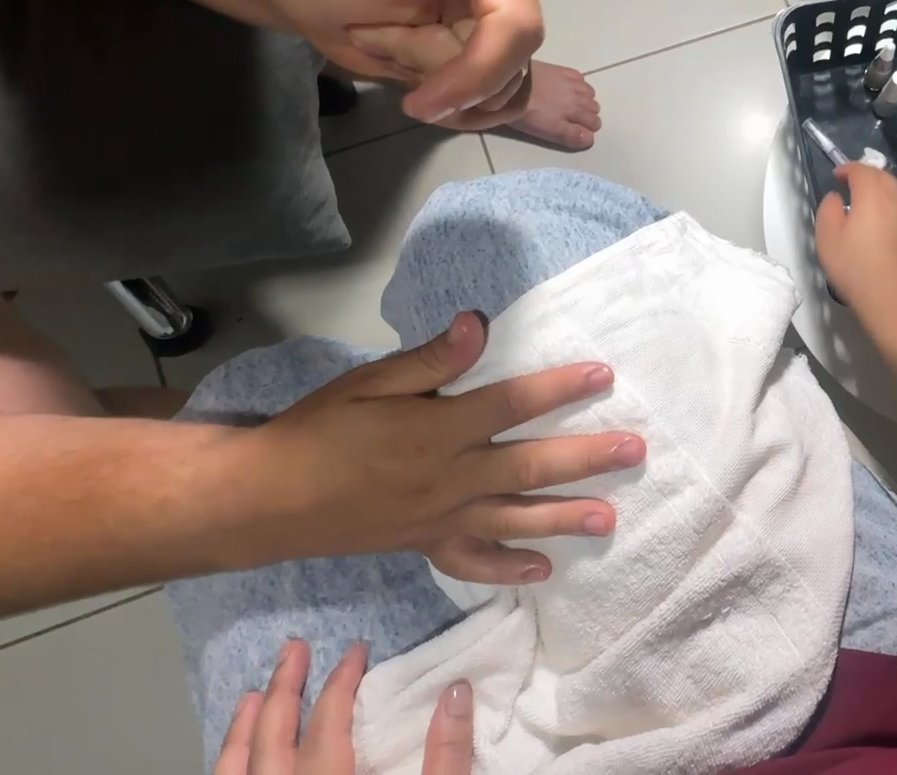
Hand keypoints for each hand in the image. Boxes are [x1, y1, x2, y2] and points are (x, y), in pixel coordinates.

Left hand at [215, 639, 472, 774]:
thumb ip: (446, 755)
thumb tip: (457, 689)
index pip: (326, 728)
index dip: (340, 684)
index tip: (357, 650)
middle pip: (271, 746)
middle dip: (283, 692)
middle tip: (293, 648)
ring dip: (241, 733)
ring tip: (250, 695)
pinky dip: (230, 768)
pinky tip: (237, 755)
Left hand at [250, 0, 549, 126]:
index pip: (516, 29)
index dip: (477, 75)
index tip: (420, 105)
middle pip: (504, 66)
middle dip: (436, 70)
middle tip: (375, 36)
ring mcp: (506, 18)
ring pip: (499, 90)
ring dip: (436, 83)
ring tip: (388, 44)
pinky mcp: (496, 47)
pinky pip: (499, 101)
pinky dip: (456, 103)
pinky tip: (417, 79)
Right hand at [250, 310, 645, 583]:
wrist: (261, 501)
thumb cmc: (318, 430)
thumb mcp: (368, 383)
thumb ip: (429, 360)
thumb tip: (478, 324)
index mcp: (439, 431)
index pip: (513, 403)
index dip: (561, 387)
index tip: (604, 374)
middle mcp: (450, 478)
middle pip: (530, 465)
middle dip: (587, 457)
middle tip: (635, 450)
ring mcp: (441, 518)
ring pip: (515, 518)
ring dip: (565, 516)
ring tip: (611, 518)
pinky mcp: (425, 545)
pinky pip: (472, 562)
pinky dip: (507, 569)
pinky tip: (542, 571)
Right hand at [814, 163, 896, 334]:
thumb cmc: (858, 271)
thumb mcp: (828, 239)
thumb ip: (828, 209)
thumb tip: (837, 198)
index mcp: (874, 194)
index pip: (860, 169)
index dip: (846, 169)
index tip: (837, 176)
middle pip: (882, 177)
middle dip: (865, 178)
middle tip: (851, 189)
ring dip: (882, 193)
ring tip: (868, 208)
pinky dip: (894, 210)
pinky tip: (887, 229)